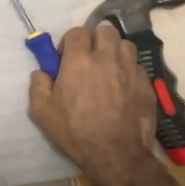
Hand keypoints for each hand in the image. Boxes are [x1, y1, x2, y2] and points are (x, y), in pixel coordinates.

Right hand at [27, 24, 156, 182]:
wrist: (115, 154)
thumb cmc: (74, 130)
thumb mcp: (41, 110)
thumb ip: (38, 85)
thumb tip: (42, 72)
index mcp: (78, 61)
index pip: (77, 32)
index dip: (69, 41)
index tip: (64, 58)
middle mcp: (107, 59)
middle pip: (106, 31)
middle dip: (95, 39)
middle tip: (88, 58)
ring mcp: (130, 71)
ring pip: (126, 45)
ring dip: (115, 51)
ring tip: (108, 68)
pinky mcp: (147, 86)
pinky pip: (138, 67)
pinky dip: (128, 71)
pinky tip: (122, 87)